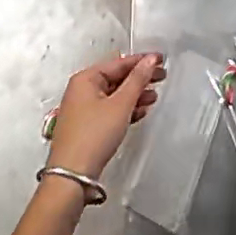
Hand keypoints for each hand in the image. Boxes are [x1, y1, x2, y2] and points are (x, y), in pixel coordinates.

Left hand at [47, 53, 164, 181]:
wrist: (73, 174)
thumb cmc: (94, 135)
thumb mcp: (120, 105)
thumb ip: (137, 80)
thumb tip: (150, 60)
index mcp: (85, 78)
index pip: (118, 63)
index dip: (141, 61)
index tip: (161, 59)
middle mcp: (81, 90)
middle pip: (115, 78)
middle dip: (139, 78)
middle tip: (162, 77)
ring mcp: (83, 108)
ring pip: (114, 95)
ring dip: (134, 95)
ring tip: (154, 96)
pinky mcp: (87, 126)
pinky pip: (110, 110)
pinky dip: (125, 109)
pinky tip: (140, 112)